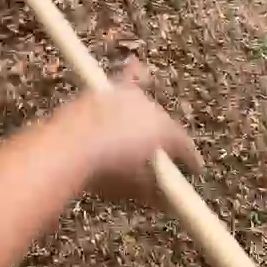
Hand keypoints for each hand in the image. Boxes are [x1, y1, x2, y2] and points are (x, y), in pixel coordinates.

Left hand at [52, 58, 203, 207]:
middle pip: (163, 123)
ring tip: (144, 126)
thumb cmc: (104, 170)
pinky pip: (127, 77)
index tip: (196, 169)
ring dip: (146, 115)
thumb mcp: (133, 187)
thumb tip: (164, 201)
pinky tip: (136, 65)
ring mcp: (129, 95)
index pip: (185, 145)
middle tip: (160, 155)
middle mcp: (151, 107)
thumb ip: (153, 190)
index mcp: (164, 131)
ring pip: (145, 102)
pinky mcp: (109, 90)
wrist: (71, 146)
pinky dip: (134, 74)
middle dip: (164, 138)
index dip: (192, 159)